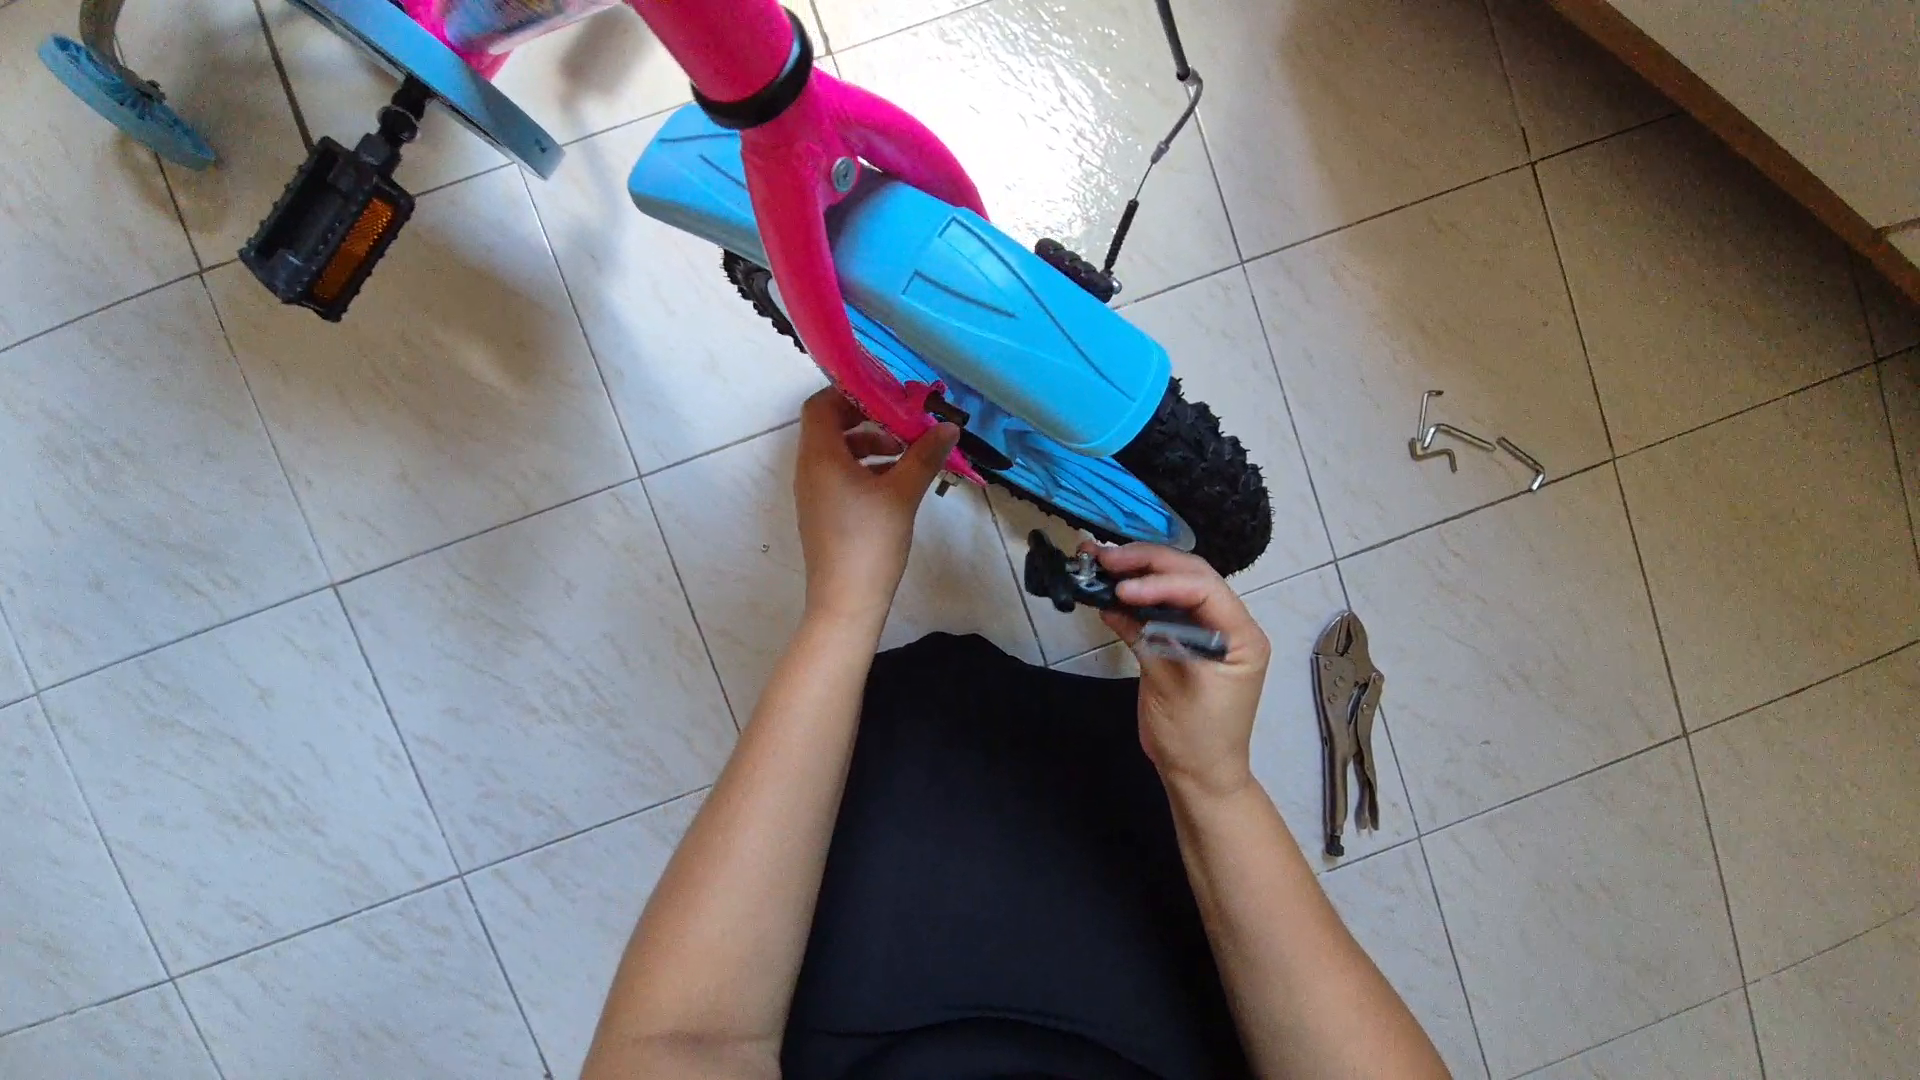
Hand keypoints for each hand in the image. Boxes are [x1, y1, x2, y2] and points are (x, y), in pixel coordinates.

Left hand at [793, 389, 958, 620]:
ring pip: (838, 453)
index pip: (821, 404)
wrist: (846, 601)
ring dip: (871, 445)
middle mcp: (809, 469)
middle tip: (903, 422)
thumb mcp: (902, 494)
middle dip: (868, 419)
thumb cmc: (870, 542)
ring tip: (907, 454)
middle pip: (830, 426)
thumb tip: (948, 426)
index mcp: (820, 456)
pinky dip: (866, 469)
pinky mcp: (824, 513)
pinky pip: (840, 476)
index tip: (887, 395)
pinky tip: (897, 482)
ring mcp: (814, 493)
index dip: (851, 393)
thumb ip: (924, 455)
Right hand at [1090, 543, 1270, 797]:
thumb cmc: (1195, 738)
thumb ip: (1148, 639)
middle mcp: (1228, 624)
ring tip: (1100, 562)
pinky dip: (1134, 598)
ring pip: (1173, 584)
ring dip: (1138, 572)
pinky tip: (1107, 593)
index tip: (1123, 589)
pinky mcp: (1181, 638)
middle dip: (1147, 563)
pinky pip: (1160, 608)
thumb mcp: (1173, 688)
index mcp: (1241, 635)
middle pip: (1189, 575)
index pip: (1203, 588)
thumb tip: (1114, 603)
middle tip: (1104, 558)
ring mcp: (1205, 630)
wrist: (1198, 775)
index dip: (1161, 581)